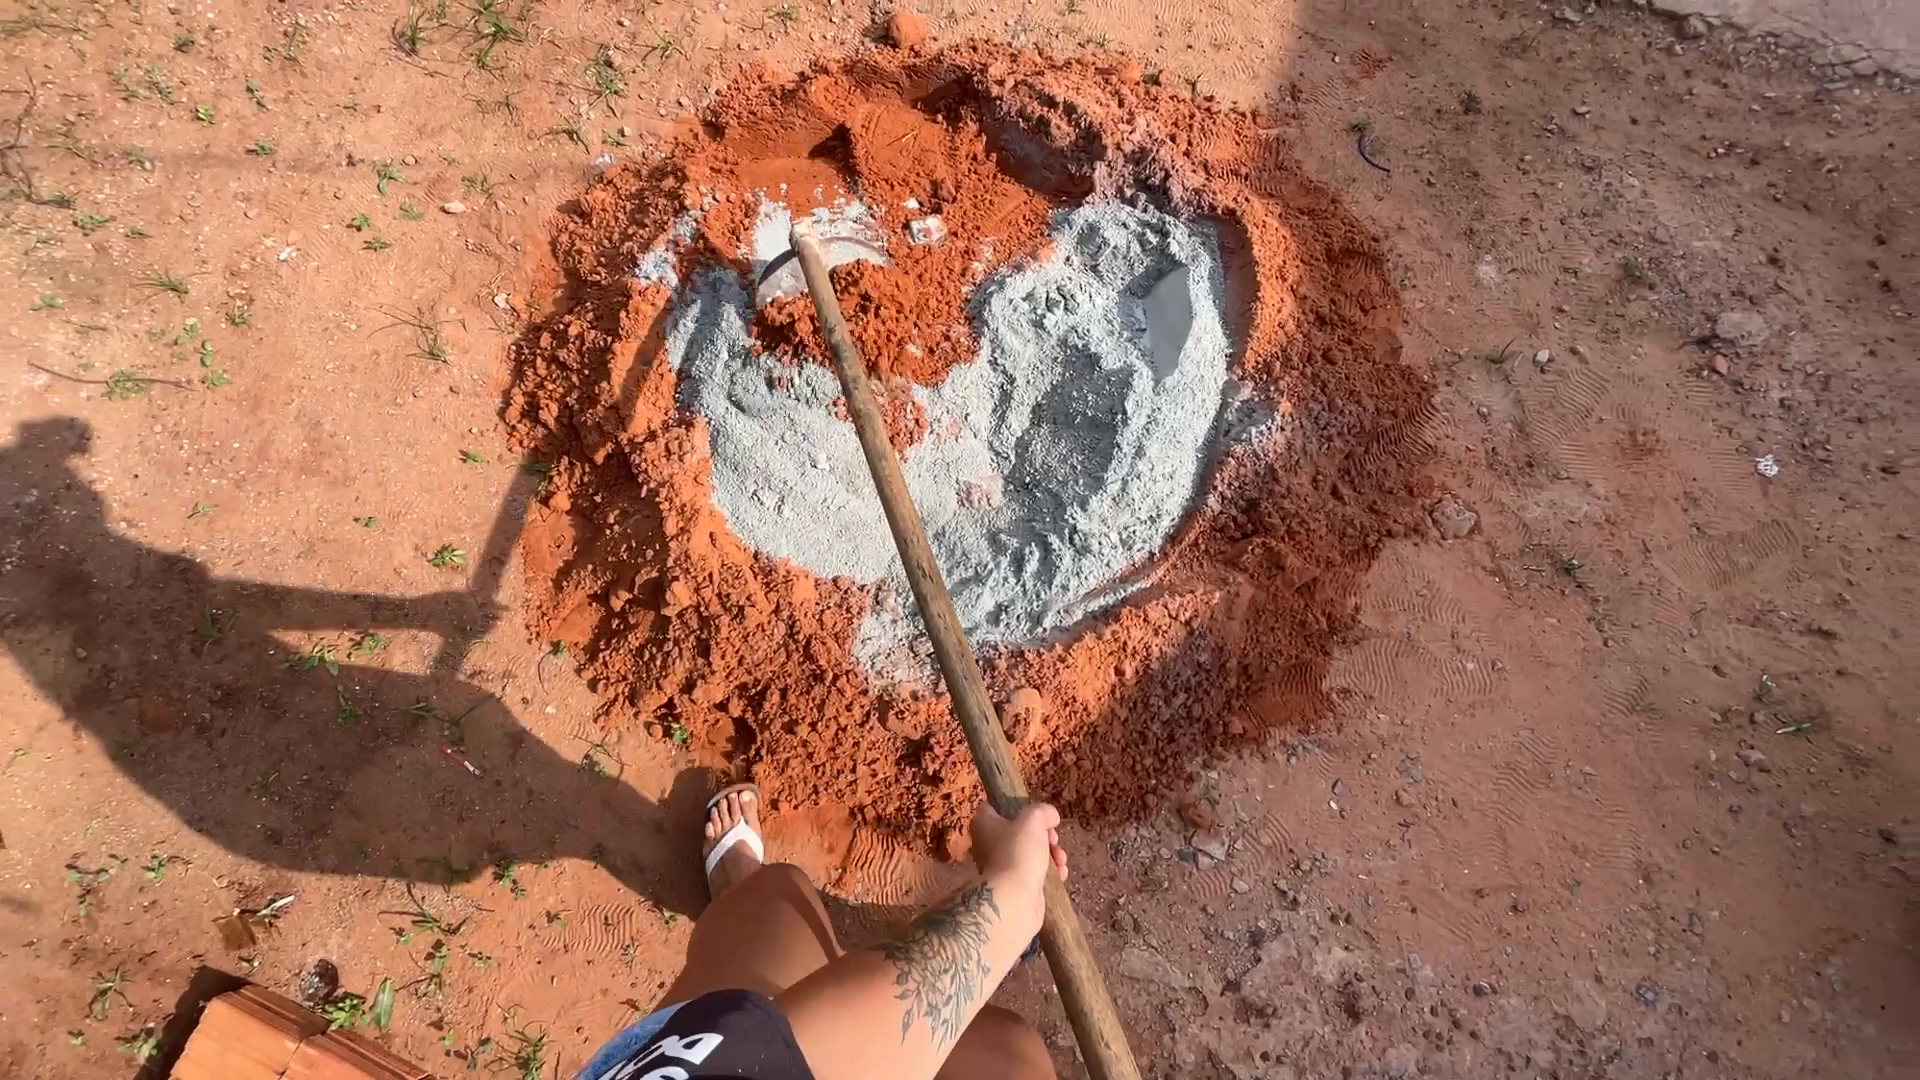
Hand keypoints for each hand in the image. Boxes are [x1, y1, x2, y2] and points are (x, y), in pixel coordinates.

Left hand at [968, 801, 1067, 927]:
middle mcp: (987, 843)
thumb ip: (1043, 811)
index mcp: (983, 823)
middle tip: (1053, 839)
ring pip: (1030, 852)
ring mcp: (1001, 866)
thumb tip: (1050, 815)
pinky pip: (1034, 872)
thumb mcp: (1033, 819)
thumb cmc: (1018, 852)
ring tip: (1060, 859)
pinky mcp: (1014, 886)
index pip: (998, 805)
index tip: (1038, 814)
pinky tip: (1060, 874)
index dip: (1020, 806)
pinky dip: (1049, 872)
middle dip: (1043, 834)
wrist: (1014, 901)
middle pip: (1020, 830)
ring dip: (1050, 853)